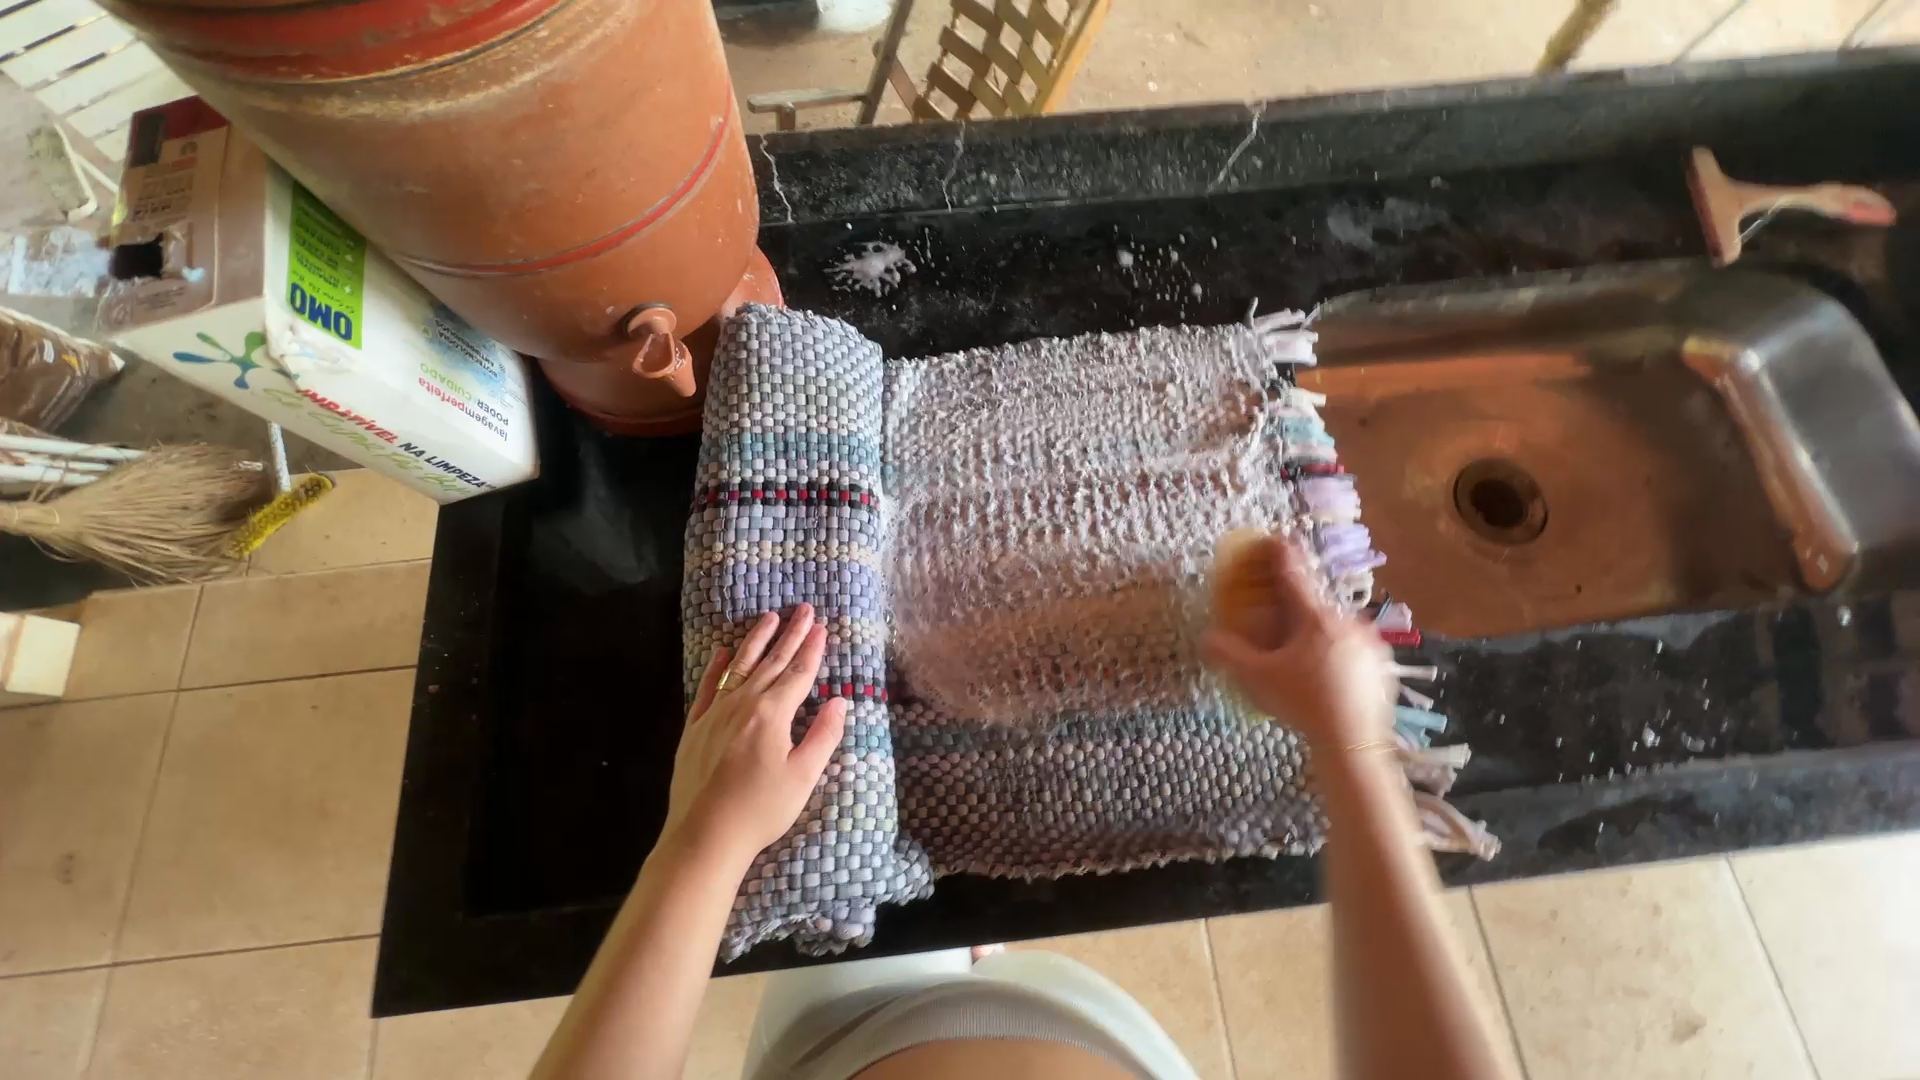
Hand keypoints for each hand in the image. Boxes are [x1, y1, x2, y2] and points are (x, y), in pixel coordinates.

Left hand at [664, 603, 847, 867]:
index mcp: (772, 713)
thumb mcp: (803, 776)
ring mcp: (715, 714)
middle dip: (790, 634)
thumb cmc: (761, 809)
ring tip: (768, 618)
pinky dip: (716, 668)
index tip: (821, 625)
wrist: (704, 836)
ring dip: (756, 641)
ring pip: (740, 667)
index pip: (798, 673)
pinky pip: (707, 688)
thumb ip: (824, 736)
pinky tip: (721, 653)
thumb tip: (840, 701)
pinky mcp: (694, 728)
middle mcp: (743, 704)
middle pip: (772, 662)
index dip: (812, 649)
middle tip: (802, 609)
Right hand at [1202, 537, 1393, 749]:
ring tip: (1301, 652)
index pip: (1293, 576)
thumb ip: (1228, 653)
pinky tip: (1326, 673)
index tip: (1275, 537)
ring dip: (1317, 630)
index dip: (1280, 554)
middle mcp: (1345, 621)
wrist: (1354, 742)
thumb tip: (1206, 637)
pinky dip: (1337, 650)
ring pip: (1335, 625)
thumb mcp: (1256, 678)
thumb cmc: (1302, 703)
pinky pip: (1353, 646)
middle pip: (1315, 603)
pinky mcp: (1382, 664)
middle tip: (1279, 614)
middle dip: (1296, 604)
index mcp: (1314, 618)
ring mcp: (1369, 642)